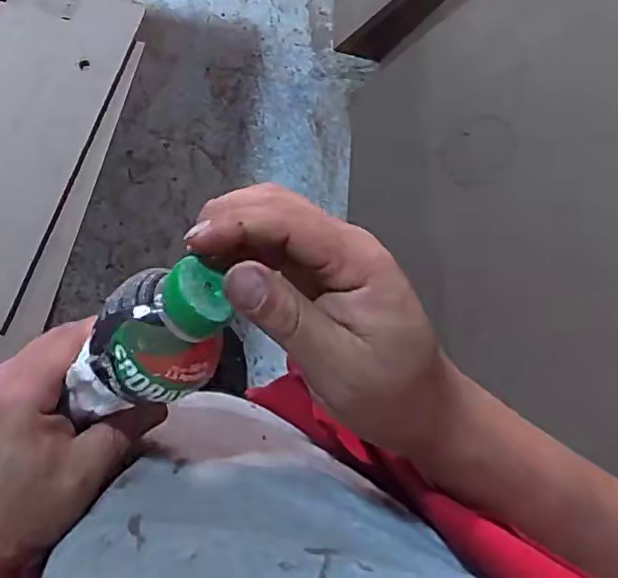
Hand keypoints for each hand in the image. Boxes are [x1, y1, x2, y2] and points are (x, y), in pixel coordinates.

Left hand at [0, 319, 164, 576]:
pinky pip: (38, 367)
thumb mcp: (84, 471)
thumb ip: (123, 427)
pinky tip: (86, 389)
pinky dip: (64, 372)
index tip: (139, 337)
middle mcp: (3, 371)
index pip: (69, 337)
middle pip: (58, 340)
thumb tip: (157, 399)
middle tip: (134, 356)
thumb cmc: (31, 507)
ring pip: (48, 351)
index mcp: (19, 383)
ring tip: (117, 372)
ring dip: (81, 358)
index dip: (106, 332)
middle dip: (97, 345)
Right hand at [185, 183, 461, 463]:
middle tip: (191, 248)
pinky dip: (241, 241)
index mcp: (354, 257)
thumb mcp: (335, 365)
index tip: (194, 243)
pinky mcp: (315, 264)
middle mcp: (342, 241)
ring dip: (232, 223)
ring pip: (272, 213)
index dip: (237, 223)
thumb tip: (231, 274)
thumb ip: (284, 315)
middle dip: (229, 216)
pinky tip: (220, 259)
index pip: (288, 220)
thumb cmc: (386, 395)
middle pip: (277, 204)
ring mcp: (329, 250)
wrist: (426, 413)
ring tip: (200, 251)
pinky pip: (272, 237)